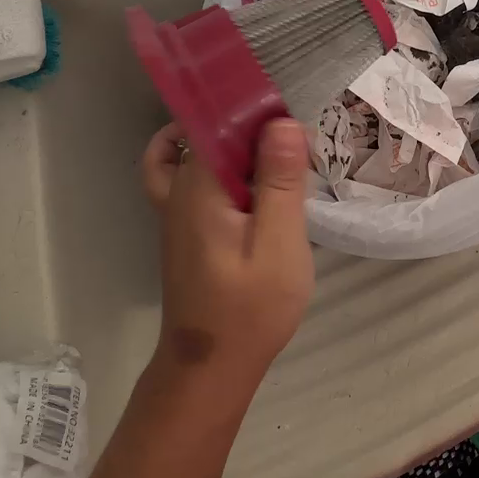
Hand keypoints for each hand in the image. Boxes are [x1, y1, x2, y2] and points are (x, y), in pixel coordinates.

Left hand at [140, 119, 315, 381]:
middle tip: (299, 138)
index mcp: (199, 190)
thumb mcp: (278, 244)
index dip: (255, 108)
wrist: (212, 369)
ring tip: (282, 151)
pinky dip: (218, 164)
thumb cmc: (250, 308)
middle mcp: (179, 192)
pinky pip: (192, 176)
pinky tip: (251, 174)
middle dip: (251, 123)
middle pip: (208, 133)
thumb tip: (283, 122)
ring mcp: (178, 211)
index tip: (294, 111)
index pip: (218, 123)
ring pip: (200, 152)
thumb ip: (280, 182)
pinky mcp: (189, 227)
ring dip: (239, 143)